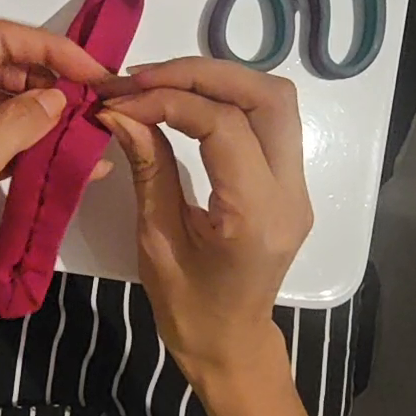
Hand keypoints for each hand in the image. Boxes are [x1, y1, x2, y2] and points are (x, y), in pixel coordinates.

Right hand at [96, 58, 313, 381]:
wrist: (229, 342)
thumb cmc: (186, 305)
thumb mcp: (156, 239)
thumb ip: (148, 168)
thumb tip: (119, 112)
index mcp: (255, 215)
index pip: (223, 126)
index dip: (167, 101)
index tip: (118, 102)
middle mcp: (290, 192)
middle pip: (267, 96)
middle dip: (201, 73)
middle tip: (142, 78)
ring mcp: (297, 185)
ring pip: (275, 100)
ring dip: (217, 80)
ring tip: (159, 83)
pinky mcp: (289, 182)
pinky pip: (267, 121)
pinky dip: (226, 98)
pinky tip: (184, 101)